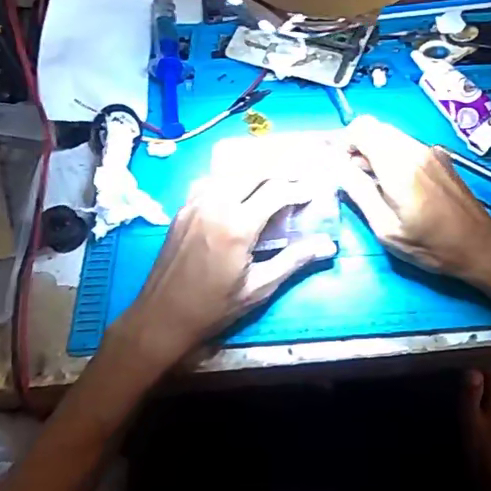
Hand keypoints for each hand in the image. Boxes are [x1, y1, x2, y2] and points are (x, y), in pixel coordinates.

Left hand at [102, 170, 336, 380]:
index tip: (312, 192)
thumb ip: (293, 261)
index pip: (275, 191)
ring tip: (271, 186)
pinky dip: (230, 183)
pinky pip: (210, 184)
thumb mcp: (258, 288)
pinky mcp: (182, 210)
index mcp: (237, 225)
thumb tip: (327, 246)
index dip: (297, 189)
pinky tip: (238, 194)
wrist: (162, 315)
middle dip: (278, 176)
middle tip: (296, 184)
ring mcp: (195, 204)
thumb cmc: (213, 308)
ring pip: (230, 176)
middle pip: (253, 175)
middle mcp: (215, 205)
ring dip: (254, 177)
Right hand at [336, 116, 490, 278]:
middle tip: (349, 172)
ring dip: (372, 148)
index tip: (336, 164)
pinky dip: (389, 152)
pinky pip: (404, 143)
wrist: (480, 246)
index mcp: (399, 167)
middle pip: (373, 126)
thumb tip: (335, 167)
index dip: (342, 142)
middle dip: (355, 143)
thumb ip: (359, 192)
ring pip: (389, 133)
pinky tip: (392, 180)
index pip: (361, 130)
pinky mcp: (439, 156)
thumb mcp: (386, 228)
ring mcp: (429, 151)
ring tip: (369, 179)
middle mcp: (414, 150)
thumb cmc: (431, 245)